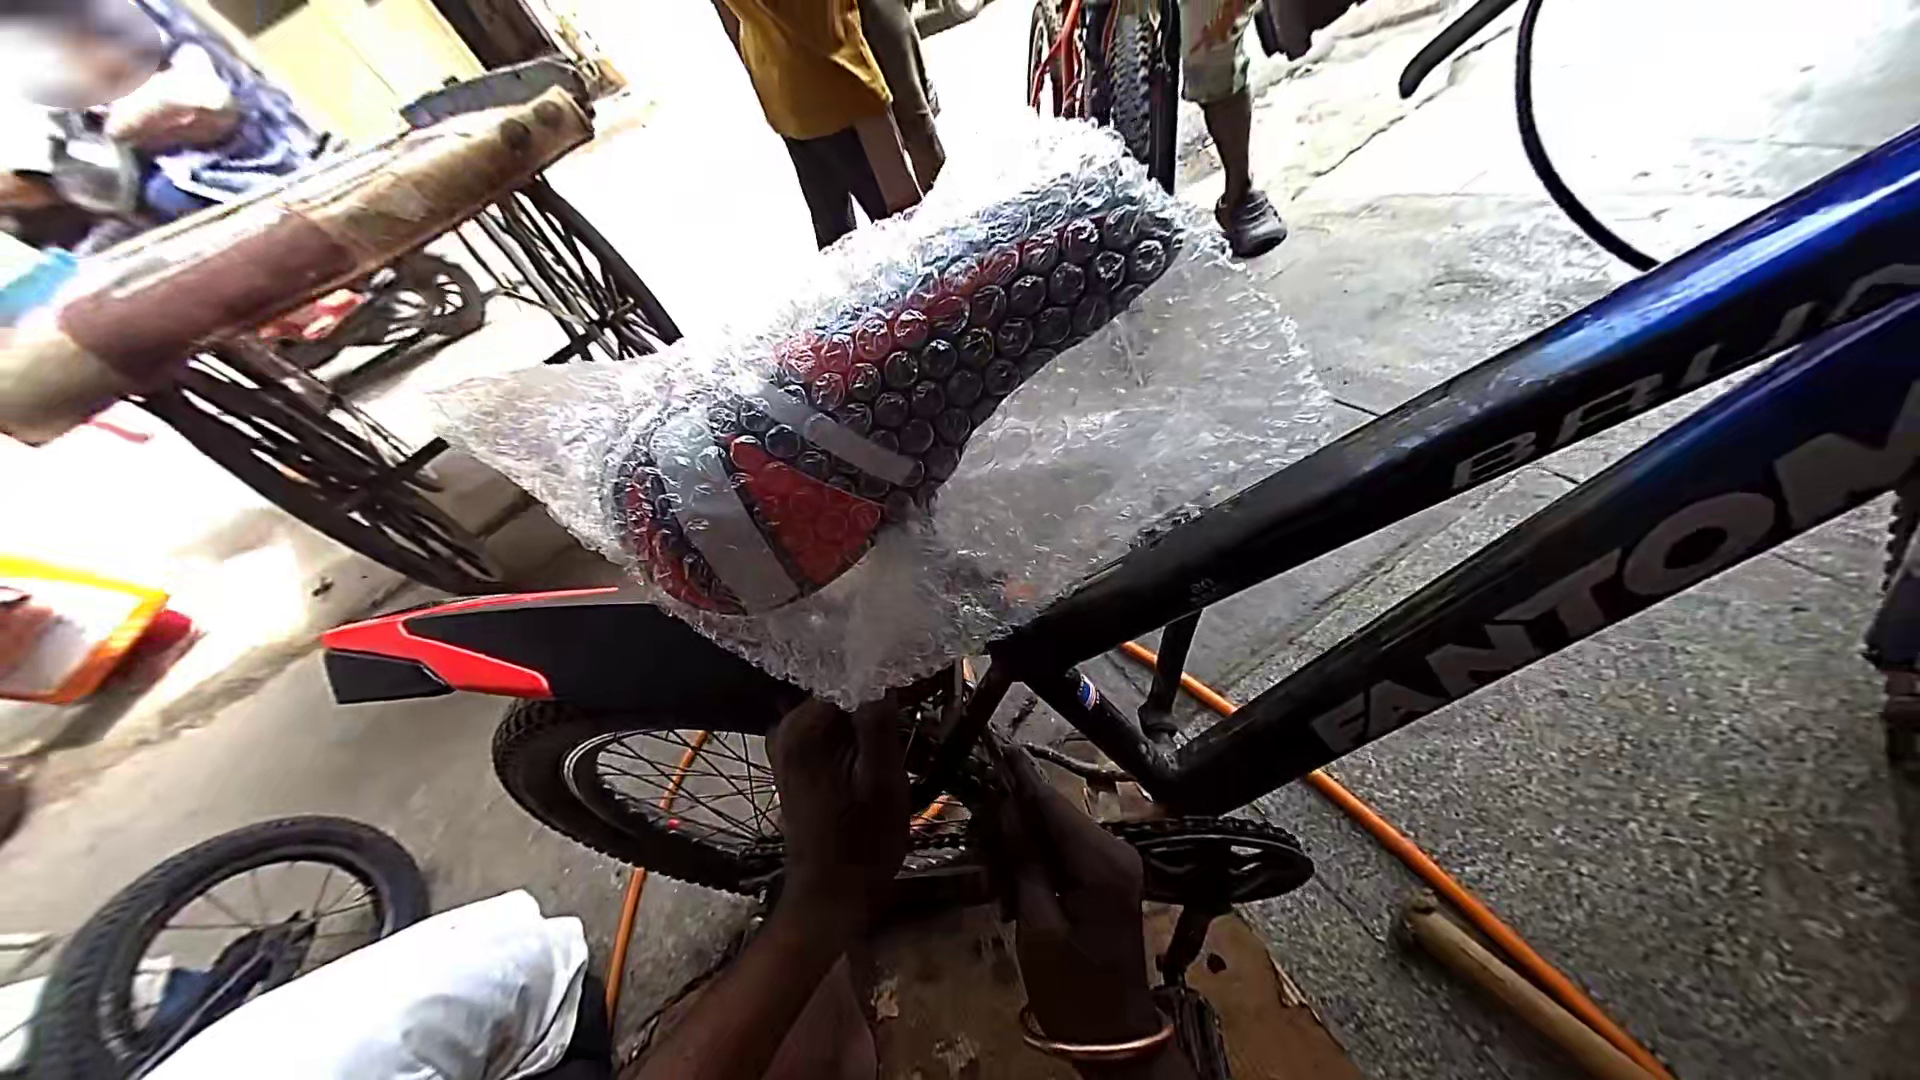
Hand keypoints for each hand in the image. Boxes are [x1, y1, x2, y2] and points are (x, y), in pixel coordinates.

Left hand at [770, 697, 909, 931]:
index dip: (886, 676)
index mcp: (803, 728)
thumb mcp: (883, 783)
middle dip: (880, 693)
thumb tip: (883, 673)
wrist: (830, 898)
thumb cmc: (862, 845)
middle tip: (918, 706)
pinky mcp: (799, 757)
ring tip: (907, 722)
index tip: (919, 682)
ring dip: (872, 711)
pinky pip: (834, 725)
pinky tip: (885, 740)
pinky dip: (859, 727)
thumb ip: (879, 724)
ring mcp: (789, 742)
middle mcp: (787, 727)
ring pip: (841, 706)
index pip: (849, 674)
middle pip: (843, 687)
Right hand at [989, 746, 1159, 1046]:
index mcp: (1102, 861)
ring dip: (1025, 835)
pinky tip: (1014, 867)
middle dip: (1017, 811)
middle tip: (979, 810)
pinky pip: (1067, 849)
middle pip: (1056, 814)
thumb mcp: (1036, 924)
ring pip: (1059, 830)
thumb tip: (1004, 804)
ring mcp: (1115, 862)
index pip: (1053, 805)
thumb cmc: (1072, 988)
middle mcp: (1115, 850)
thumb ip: (1022, 858)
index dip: (1021, 777)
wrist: (1115, 1037)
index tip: (997, 746)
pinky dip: (1039, 853)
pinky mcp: (1108, 875)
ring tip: (991, 844)